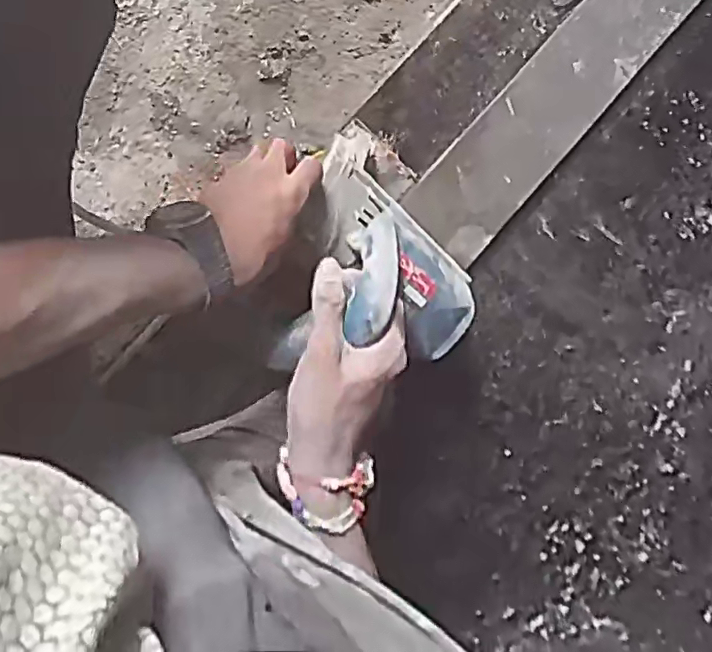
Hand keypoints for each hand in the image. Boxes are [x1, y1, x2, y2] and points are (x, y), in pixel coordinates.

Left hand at [198, 138, 321, 286]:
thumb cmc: (250, 253)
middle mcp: (268, 173)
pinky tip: (236, 191)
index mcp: (290, 191)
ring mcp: (242, 170)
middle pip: (281, 145)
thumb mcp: (281, 240)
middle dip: (283, 155)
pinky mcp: (221, 175)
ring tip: (258, 179)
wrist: (209, 250)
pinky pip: (236, 167)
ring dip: (260, 161)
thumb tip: (287, 211)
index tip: (308, 178)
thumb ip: (288, 215)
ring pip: (257, 151)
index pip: (311, 165)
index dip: (311, 170)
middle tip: (282, 170)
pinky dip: (240, 175)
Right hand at [285, 258, 407, 481]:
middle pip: (380, 308)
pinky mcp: (364, 374)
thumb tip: (332, 267)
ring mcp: (379, 367)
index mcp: (390, 350)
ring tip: (328, 286)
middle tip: (333, 270)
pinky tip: (327, 316)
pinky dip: (347, 320)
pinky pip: (360, 335)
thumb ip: (328, 309)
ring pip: (369, 322)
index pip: (391, 297)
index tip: (355, 252)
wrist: (319, 459)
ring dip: (351, 303)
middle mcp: (392, 357)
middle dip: (360, 286)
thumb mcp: (321, 353)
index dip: (374, 273)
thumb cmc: (321, 409)